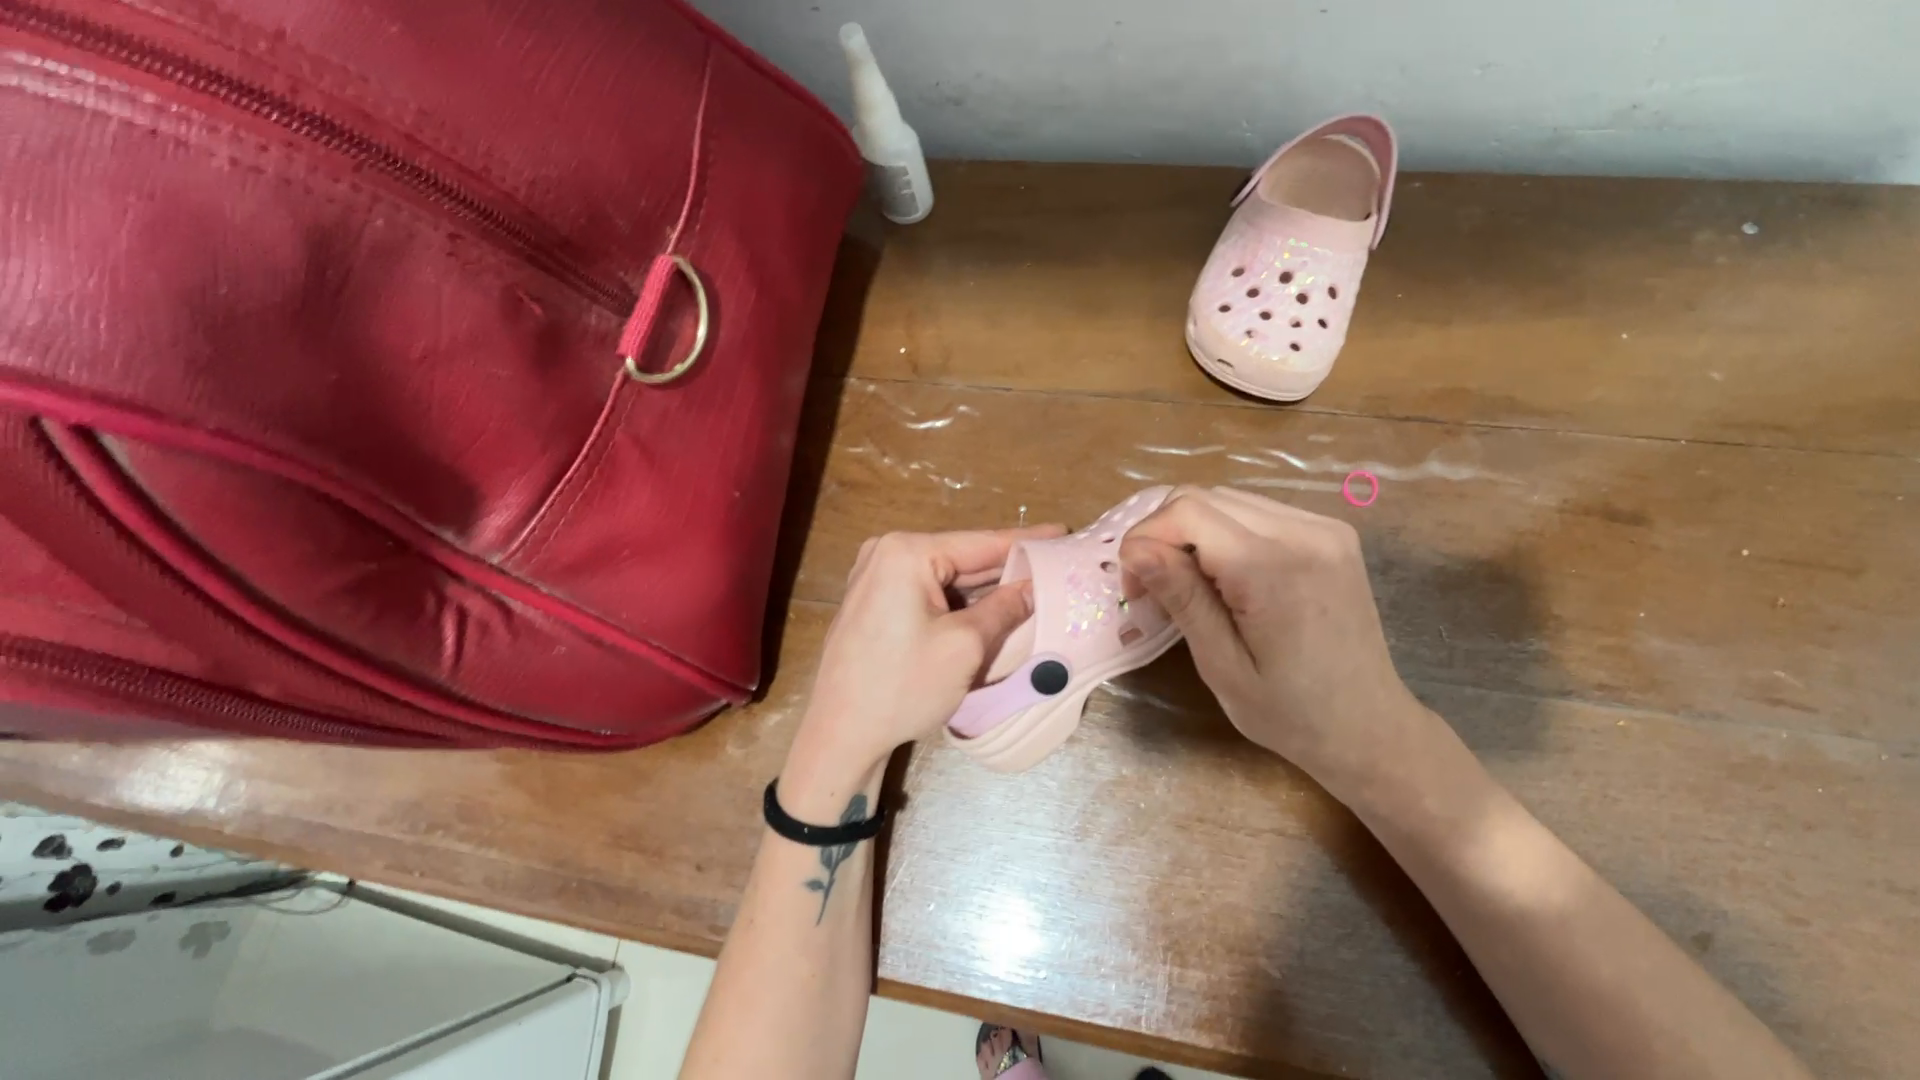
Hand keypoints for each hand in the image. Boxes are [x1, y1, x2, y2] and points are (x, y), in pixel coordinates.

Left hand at [788, 525, 1064, 784]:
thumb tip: (1035, 586)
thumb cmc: (903, 687)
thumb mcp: (965, 647)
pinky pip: (927, 592)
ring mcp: (875, 577)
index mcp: (905, 553)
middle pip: (961, 557)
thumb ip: (1004, 608)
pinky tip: (991, 603)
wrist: (841, 733)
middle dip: (1006, 564)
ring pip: (945, 577)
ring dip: (984, 585)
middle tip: (1055, 560)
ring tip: (1033, 581)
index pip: (980, 542)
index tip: (1063, 531)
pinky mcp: (873, 602)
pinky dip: (958, 600)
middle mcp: (885, 553)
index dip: (1025, 541)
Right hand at [1118, 487, 1431, 796]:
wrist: (1370, 727)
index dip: (1145, 538)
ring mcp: (1324, 528)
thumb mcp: (1221, 666)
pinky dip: (1225, 534)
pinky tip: (1226, 576)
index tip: (1135, 587)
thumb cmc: (1290, 714)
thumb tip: (1134, 548)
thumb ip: (1182, 597)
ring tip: (1188, 585)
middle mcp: (1304, 532)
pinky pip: (1257, 512)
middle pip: (1204, 497)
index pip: (1186, 511)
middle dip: (1163, 535)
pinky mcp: (1332, 534)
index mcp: (1273, 569)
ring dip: (1193, 533)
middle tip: (1153, 589)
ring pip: (1228, 499)